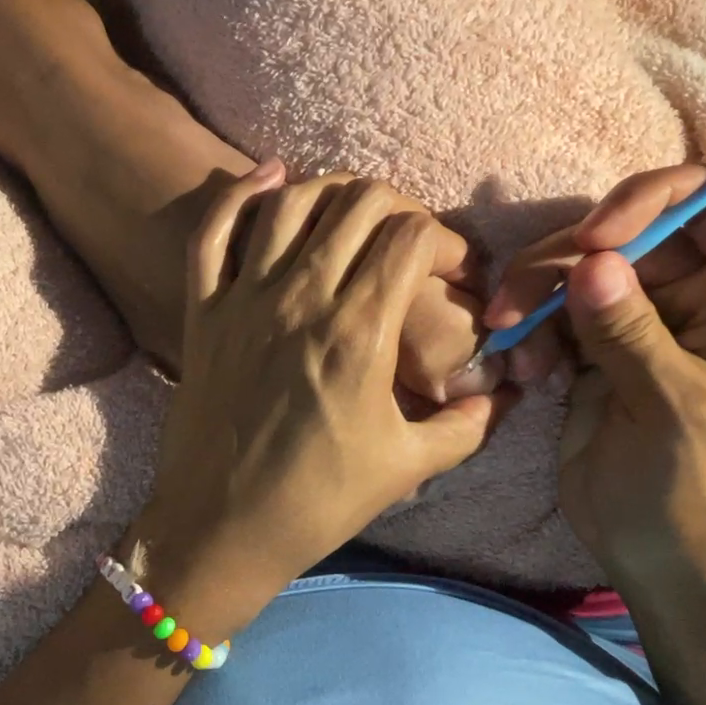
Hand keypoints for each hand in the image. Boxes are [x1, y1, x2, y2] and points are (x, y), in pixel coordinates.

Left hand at [138, 162, 510, 600]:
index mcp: (358, 331)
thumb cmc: (315, 502)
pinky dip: (238, 195)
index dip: (445, 240)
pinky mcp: (201, 313)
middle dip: (398, 207)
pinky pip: (211, 233)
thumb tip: (504, 394)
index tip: (452, 271)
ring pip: (288, 201)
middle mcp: (299, 299)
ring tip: (351, 212)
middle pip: (357, 201)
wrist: (219, 525)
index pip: (412, 234)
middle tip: (407, 242)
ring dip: (328, 190)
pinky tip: (269, 179)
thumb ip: (468, 422)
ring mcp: (242, 301)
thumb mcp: (408, 465)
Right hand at [501, 166, 705, 604]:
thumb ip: (634, 334)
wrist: (652, 548)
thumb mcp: (674, 410)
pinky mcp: (594, 343)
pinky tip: (523, 369)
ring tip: (507, 339)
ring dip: (531, 294)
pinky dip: (527, 328)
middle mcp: (699, 293)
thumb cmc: (692, 487)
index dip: (654, 201)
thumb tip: (590, 263)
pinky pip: (552, 307)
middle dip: (562, 259)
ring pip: (577, 265)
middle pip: (628, 229)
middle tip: (511, 308)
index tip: (591, 241)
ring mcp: (642, 318)